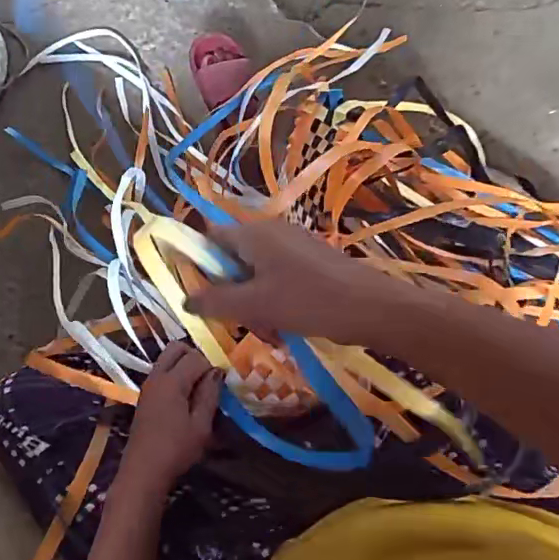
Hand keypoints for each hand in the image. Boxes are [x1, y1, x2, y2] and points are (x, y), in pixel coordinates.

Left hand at [121, 341, 221, 488]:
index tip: (220, 386)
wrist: (143, 470)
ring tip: (199, 390)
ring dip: (184, 366)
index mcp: (171, 381)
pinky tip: (185, 398)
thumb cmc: (176, 449)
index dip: (211, 366)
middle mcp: (156, 376)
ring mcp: (148, 385)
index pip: (196, 356)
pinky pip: (162, 372)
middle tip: (208, 378)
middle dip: (195, 355)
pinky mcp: (145, 395)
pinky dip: (175, 376)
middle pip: (176, 348)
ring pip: (167, 359)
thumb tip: (217, 372)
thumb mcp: (201, 425)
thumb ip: (209, 394)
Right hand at [185, 220, 403, 344]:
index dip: (198, 263)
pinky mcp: (311, 261)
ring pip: (256, 273)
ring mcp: (293, 245)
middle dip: (230, 291)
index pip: (210, 237)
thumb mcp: (254, 305)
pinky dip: (274, 300)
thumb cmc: (308, 301)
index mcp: (253, 234)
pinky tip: (286, 324)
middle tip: (239, 319)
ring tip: (267, 327)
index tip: (201, 295)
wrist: (372, 308)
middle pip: (232, 258)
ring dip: (253, 301)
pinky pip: (278, 278)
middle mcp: (271, 232)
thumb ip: (215, 302)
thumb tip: (186, 300)